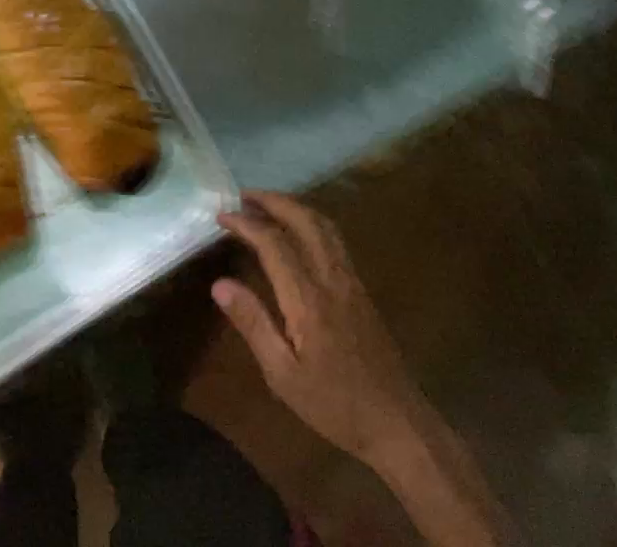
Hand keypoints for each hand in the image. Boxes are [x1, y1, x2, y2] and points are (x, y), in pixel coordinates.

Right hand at [213, 192, 429, 465]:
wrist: (396, 421)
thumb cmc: (333, 404)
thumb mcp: (282, 374)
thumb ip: (253, 324)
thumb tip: (220, 284)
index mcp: (308, 299)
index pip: (274, 244)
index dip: (246, 223)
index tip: (222, 214)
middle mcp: (332, 279)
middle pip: (306, 221)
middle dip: (274, 201)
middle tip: (244, 195)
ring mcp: (352, 282)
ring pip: (325, 227)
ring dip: (295, 208)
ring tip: (268, 205)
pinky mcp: (362, 290)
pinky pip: (336, 242)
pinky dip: (312, 224)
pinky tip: (299, 233)